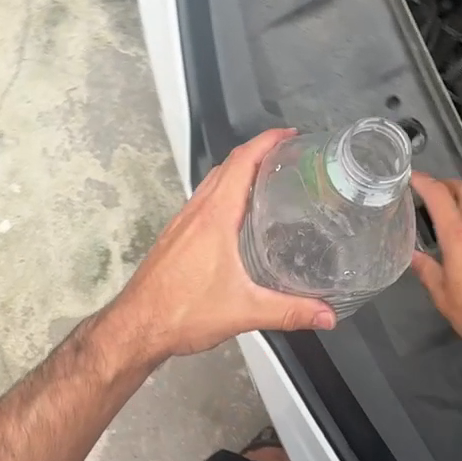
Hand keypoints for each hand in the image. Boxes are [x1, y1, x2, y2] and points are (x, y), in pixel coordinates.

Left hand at [107, 129, 337, 364]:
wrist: (137, 326)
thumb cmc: (180, 312)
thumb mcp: (244, 311)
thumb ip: (289, 311)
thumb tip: (325, 314)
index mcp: (214, 215)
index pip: (241, 161)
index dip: (266, 141)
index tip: (287, 134)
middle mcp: (197, 211)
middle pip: (228, 164)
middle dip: (257, 150)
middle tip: (284, 152)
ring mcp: (184, 221)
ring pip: (213, 180)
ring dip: (239, 169)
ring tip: (266, 175)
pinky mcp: (177, 234)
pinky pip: (203, 198)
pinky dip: (224, 190)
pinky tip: (236, 213)